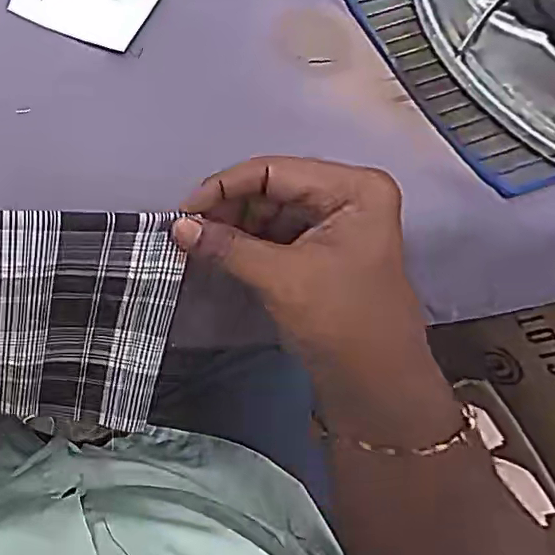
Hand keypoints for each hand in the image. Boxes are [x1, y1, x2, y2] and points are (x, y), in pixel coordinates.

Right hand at [173, 156, 456, 443]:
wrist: (375, 384)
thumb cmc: (342, 324)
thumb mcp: (280, 279)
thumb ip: (227, 247)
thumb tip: (178, 227)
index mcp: (353, 189)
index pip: (274, 170)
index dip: (224, 187)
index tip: (184, 212)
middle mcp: (346, 196)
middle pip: (271, 187)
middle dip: (227, 208)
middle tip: (188, 231)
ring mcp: (334, 223)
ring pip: (268, 211)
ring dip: (232, 226)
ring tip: (198, 244)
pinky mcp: (320, 249)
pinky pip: (273, 234)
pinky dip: (245, 243)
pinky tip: (219, 252)